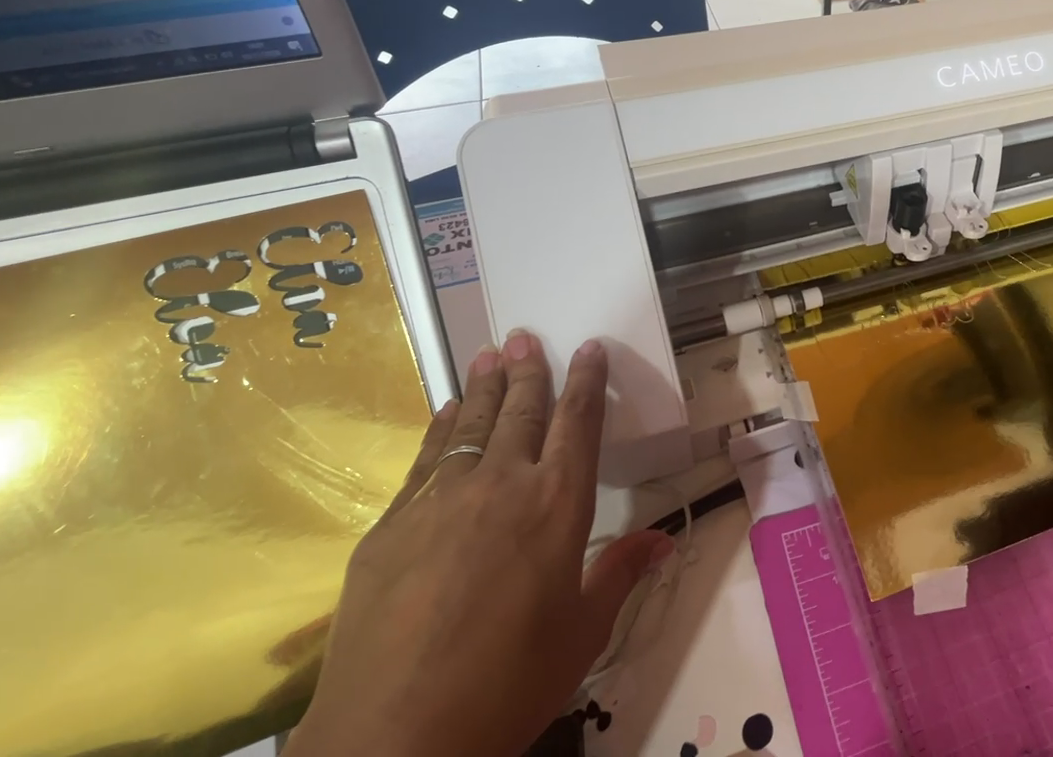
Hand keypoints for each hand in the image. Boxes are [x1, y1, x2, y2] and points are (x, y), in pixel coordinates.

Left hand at [284, 334, 673, 756]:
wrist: (396, 734)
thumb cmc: (511, 680)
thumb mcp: (583, 632)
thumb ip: (620, 574)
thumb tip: (662, 541)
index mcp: (558, 505)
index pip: (578, 424)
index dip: (587, 382)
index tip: (589, 348)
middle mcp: (502, 484)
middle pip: (520, 412)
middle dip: (528, 371)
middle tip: (525, 336)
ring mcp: (439, 499)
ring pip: (467, 424)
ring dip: (482, 387)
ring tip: (488, 354)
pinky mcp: (390, 524)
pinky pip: (424, 459)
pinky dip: (439, 429)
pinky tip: (443, 414)